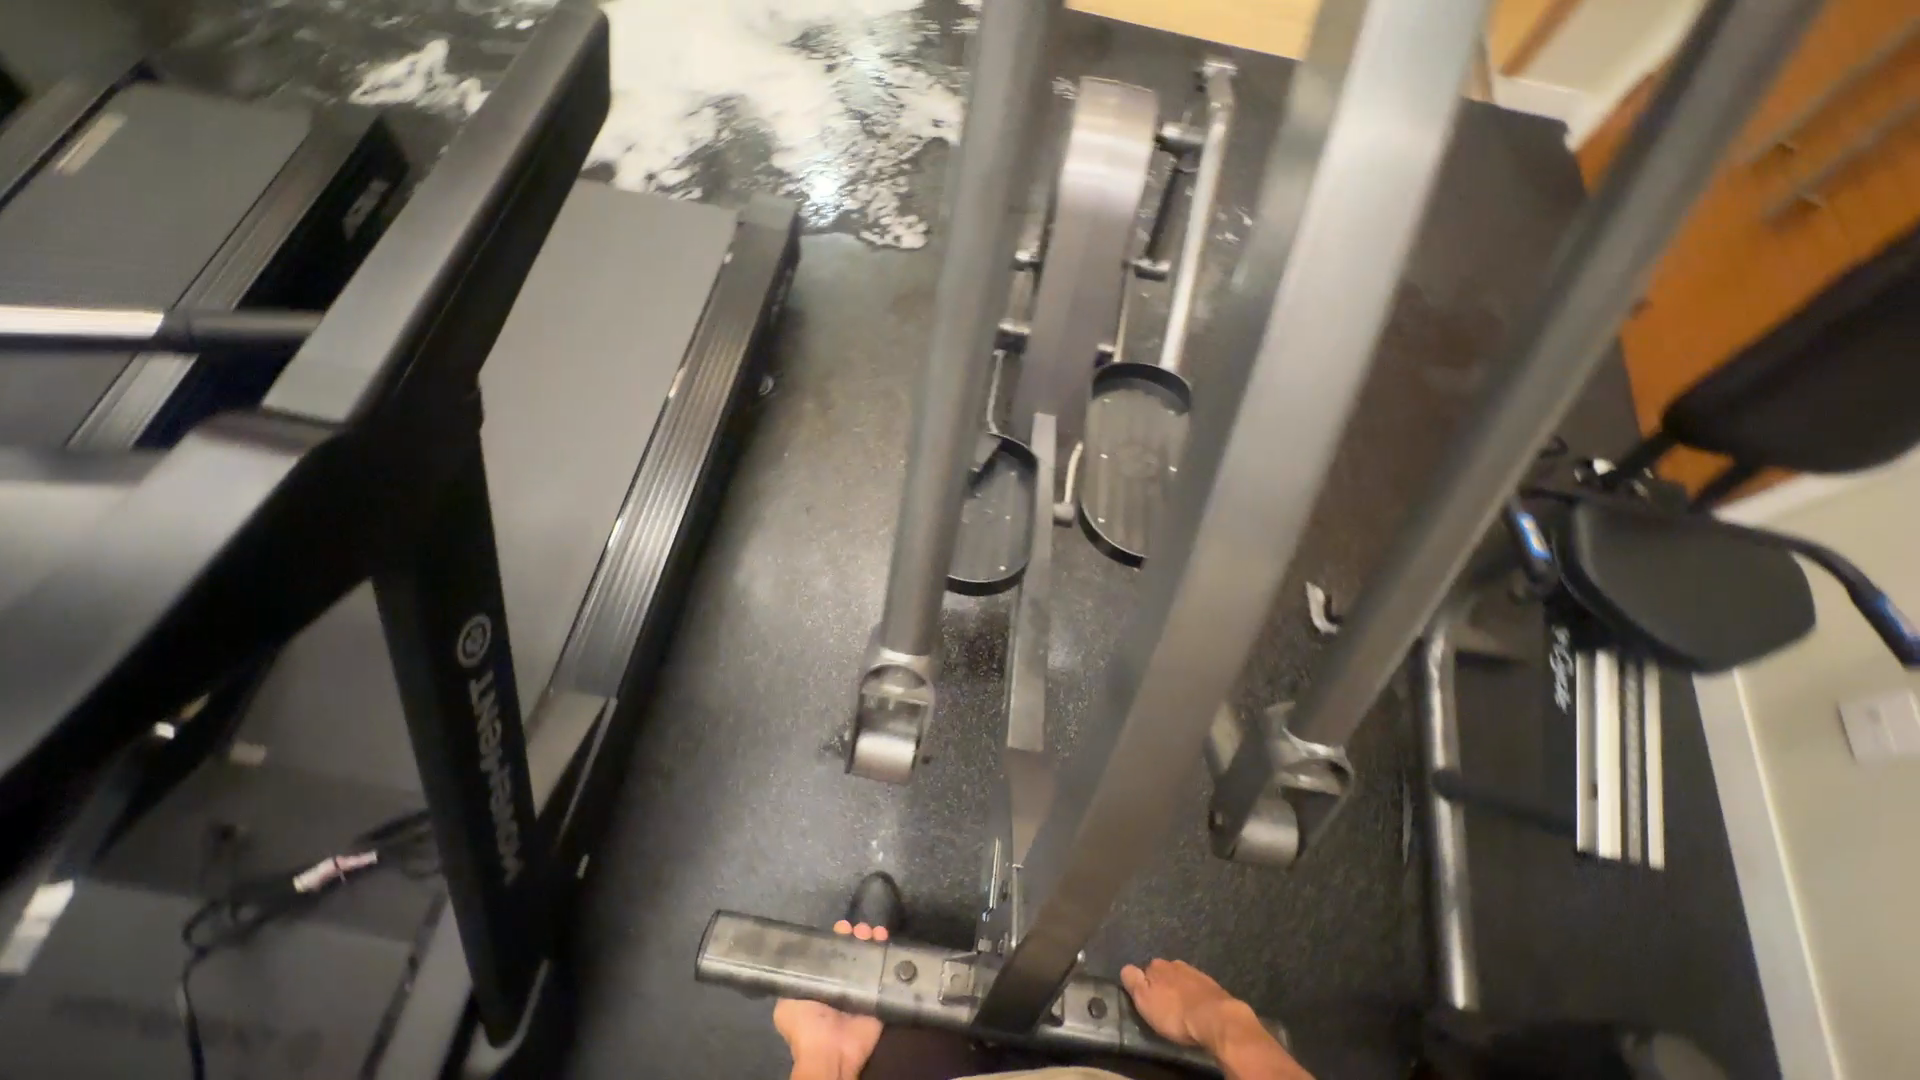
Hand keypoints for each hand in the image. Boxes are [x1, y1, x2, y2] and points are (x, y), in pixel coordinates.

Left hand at [772, 918, 888, 1079]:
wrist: (831, 1051)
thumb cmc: (807, 1025)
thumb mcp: (788, 1002)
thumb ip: (793, 980)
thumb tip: (797, 961)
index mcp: (822, 983)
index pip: (832, 954)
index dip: (838, 939)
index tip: (844, 927)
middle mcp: (842, 984)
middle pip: (853, 952)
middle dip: (857, 936)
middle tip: (861, 929)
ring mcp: (862, 989)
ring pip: (869, 958)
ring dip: (872, 941)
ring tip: (873, 932)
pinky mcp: (878, 997)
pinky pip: (885, 973)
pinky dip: (887, 955)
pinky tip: (885, 939)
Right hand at [1121, 959, 1311, 1079]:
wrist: (1216, 1018)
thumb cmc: (1176, 1013)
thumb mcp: (1145, 1001)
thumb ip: (1133, 982)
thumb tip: (1126, 968)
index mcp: (1157, 966)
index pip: (1144, 971)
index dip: (1144, 987)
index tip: (1147, 1002)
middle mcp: (1175, 963)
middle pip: (1164, 974)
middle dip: (1163, 986)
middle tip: (1164, 1006)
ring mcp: (1195, 972)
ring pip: (1181, 980)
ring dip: (1180, 991)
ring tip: (1181, 1009)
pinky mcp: (1212, 985)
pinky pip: (1197, 988)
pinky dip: (1194, 996)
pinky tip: (1196, 1008)